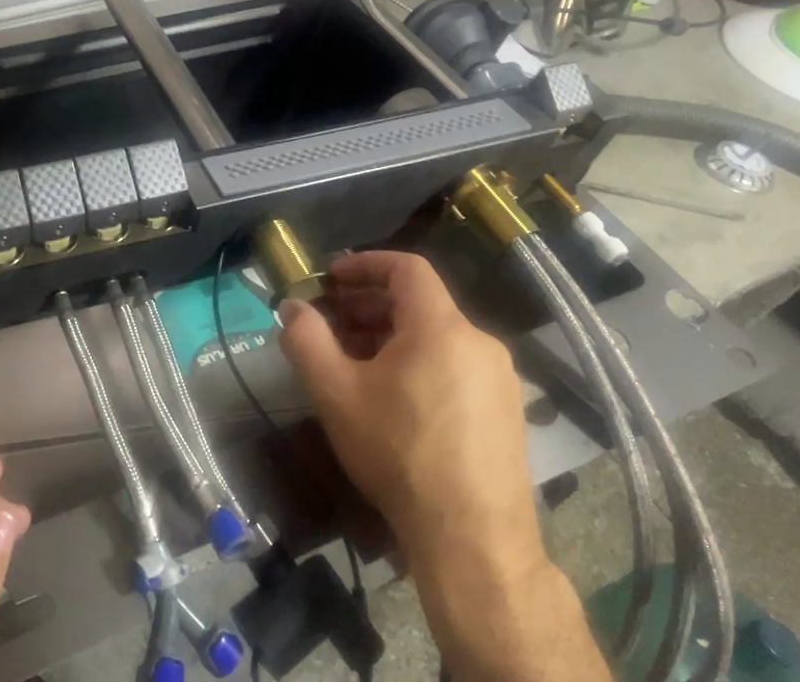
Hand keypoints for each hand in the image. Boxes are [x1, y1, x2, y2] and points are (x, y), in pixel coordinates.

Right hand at [279, 251, 609, 681]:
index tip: (331, 277)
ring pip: (438, 338)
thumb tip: (292, 307)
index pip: (407, 268)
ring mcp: (500, 379)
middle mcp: (479, 342)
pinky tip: (393, 399)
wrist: (471, 536)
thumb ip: (306, 340)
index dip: (365, 264)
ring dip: (392, 337)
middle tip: (330, 323)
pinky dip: (420, 363)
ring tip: (354, 363)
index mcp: (441, 327)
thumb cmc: (397, 452)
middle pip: (421, 303)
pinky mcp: (507, 412)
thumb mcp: (335, 393)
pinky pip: (456, 367)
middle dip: (370, 305)